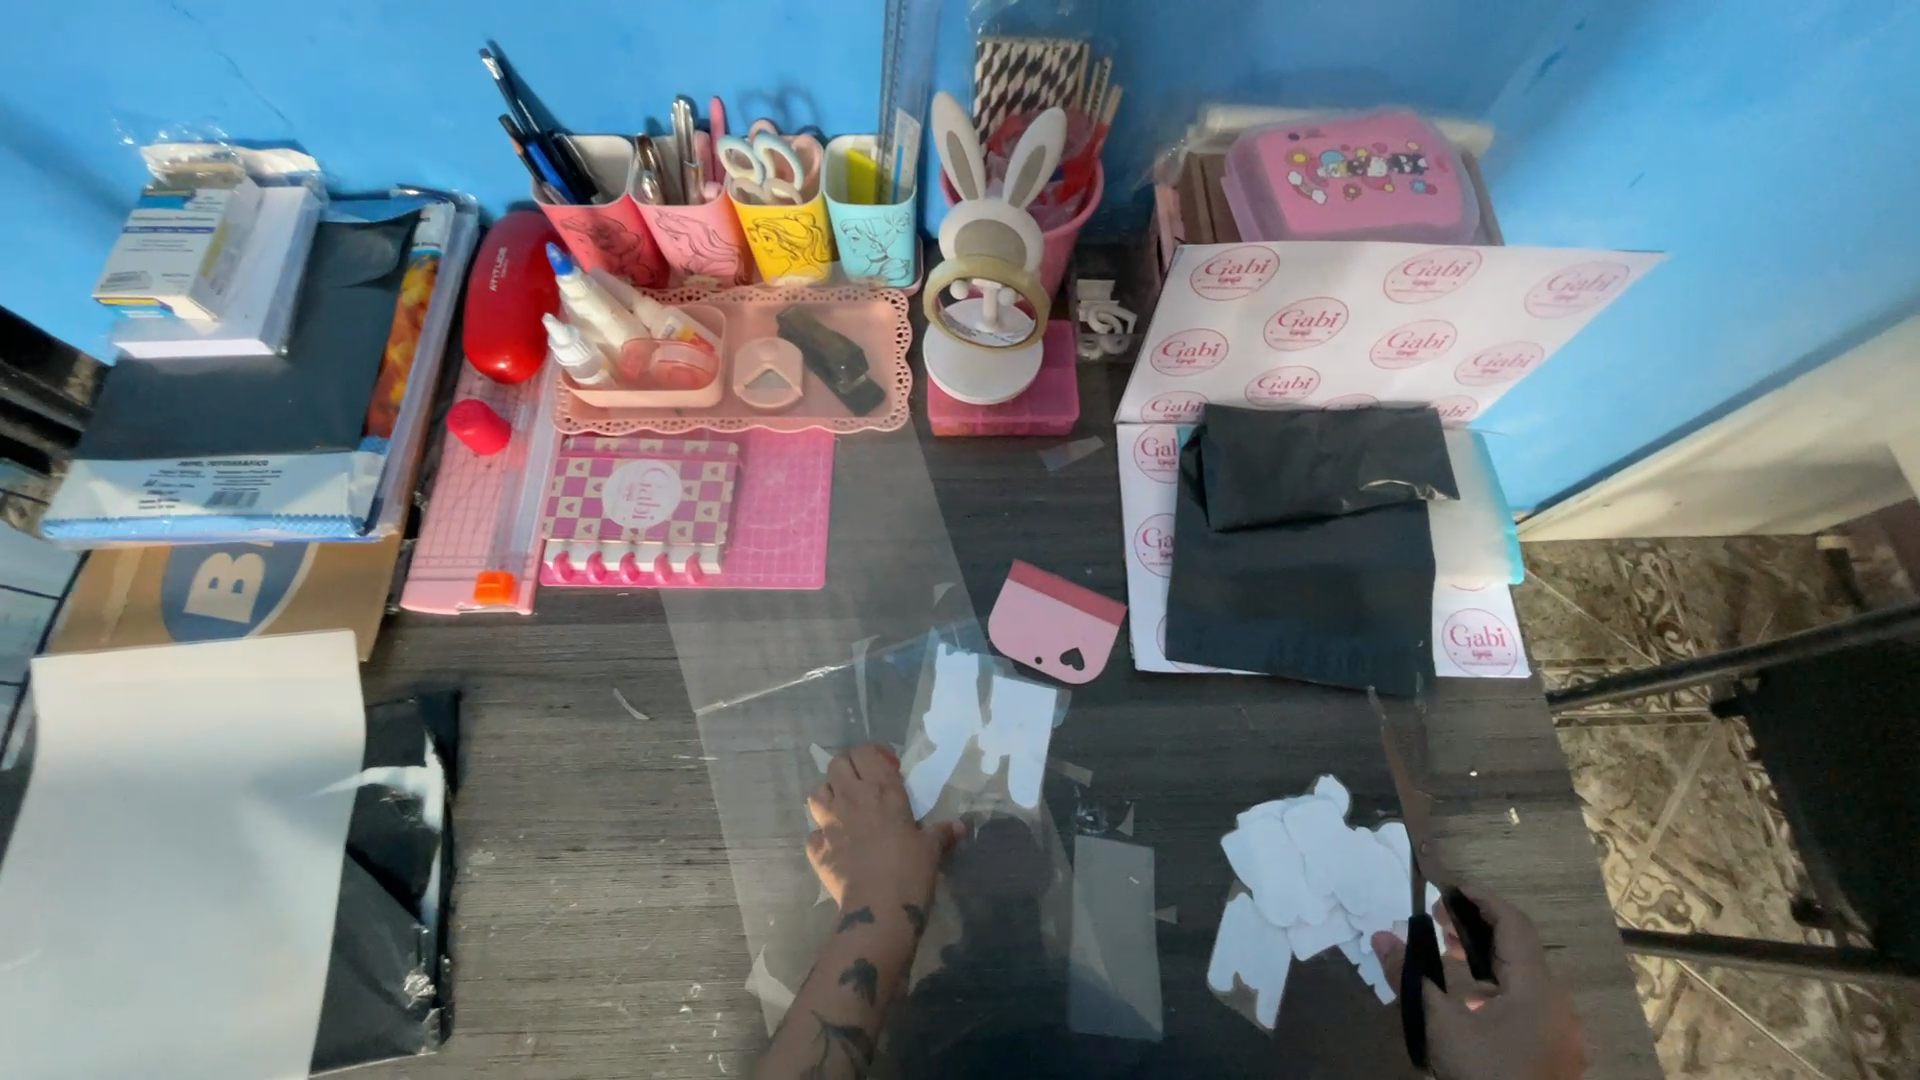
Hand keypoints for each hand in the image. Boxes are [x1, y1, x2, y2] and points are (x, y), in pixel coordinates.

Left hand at [807, 743, 964, 909]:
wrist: (879, 909)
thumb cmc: (910, 869)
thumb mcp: (932, 848)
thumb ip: (942, 832)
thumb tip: (959, 827)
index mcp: (881, 789)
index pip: (864, 751)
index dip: (872, 754)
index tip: (887, 769)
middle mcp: (851, 798)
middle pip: (837, 764)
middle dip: (848, 769)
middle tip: (863, 785)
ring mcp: (829, 822)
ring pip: (816, 792)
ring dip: (829, 796)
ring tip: (843, 809)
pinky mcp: (816, 848)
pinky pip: (813, 833)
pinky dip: (822, 836)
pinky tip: (836, 847)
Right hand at [1372, 887, 1586, 1079]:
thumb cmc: (1485, 1076)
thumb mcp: (1440, 1026)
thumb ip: (1409, 977)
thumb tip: (1380, 937)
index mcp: (1536, 990)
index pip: (1514, 925)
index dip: (1484, 899)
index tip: (1448, 888)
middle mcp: (1556, 1003)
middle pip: (1520, 946)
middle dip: (1477, 925)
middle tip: (1437, 919)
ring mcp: (1559, 1029)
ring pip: (1524, 973)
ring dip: (1485, 954)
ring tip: (1447, 951)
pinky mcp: (1553, 1048)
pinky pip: (1527, 998)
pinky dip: (1496, 982)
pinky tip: (1468, 995)